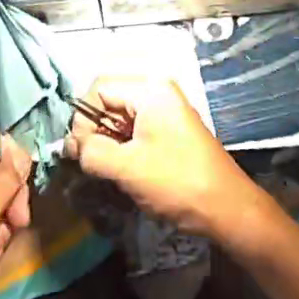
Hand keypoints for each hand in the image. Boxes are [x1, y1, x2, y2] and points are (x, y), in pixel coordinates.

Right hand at [62, 78, 268, 239]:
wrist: (229, 210)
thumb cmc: (177, 183)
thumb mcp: (126, 168)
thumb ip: (91, 152)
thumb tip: (69, 146)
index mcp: (150, 89)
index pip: (99, 88)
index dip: (83, 118)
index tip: (81, 151)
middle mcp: (158, 91)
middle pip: (109, 101)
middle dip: (95, 131)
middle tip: (90, 162)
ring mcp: (166, 110)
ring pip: (120, 117)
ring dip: (108, 142)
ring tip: (108, 170)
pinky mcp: (170, 130)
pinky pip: (135, 129)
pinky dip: (123, 147)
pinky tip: (124, 171)